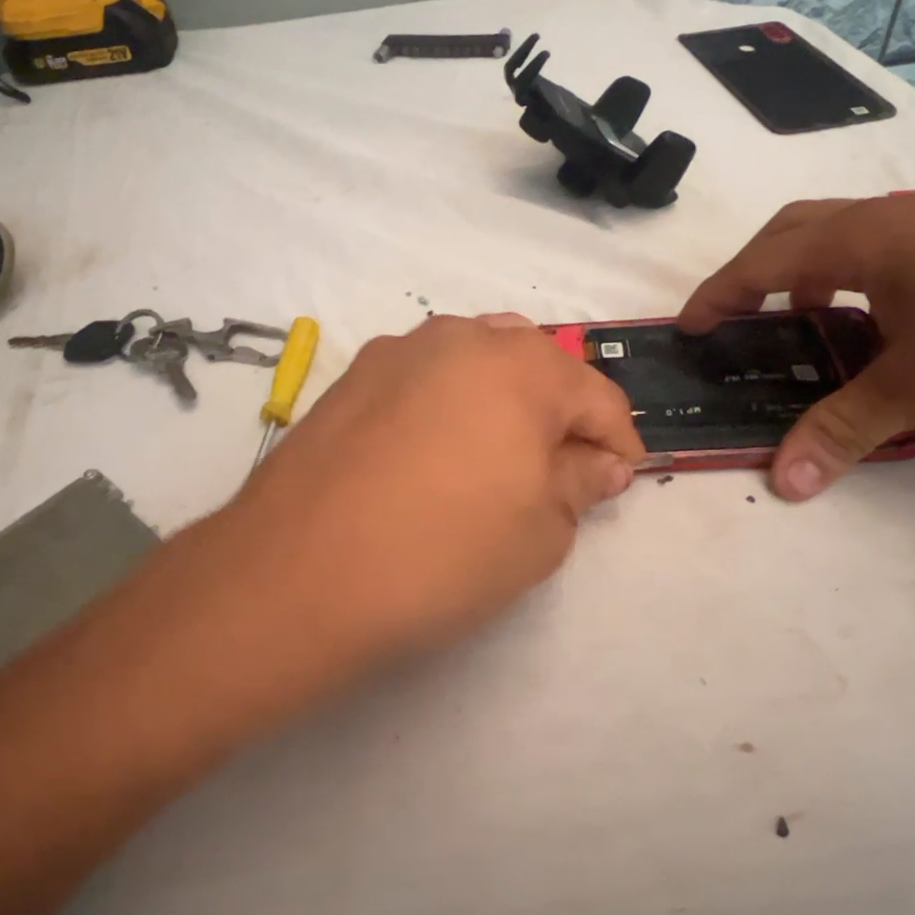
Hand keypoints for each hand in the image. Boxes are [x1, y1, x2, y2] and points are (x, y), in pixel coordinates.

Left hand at [228, 313, 644, 664]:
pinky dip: (443, 408)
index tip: (618, 483)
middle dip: (557, 412)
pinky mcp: (347, 381)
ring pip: (470, 363)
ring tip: (493, 462)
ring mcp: (393, 353)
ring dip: (498, 403)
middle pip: (532, 364)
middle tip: (556, 472)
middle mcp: (457, 339)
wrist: (296, 575)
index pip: (596, 395)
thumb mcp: (538, 535)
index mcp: (520, 366)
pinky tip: (429, 459)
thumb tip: (598, 462)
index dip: (617, 442)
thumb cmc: (441, 554)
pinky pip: (419, 381)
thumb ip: (578, 486)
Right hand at [680, 194, 914, 500]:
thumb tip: (781, 481)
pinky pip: (895, 249)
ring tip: (815, 329)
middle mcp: (899, 219)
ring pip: (852, 235)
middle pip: (800, 227)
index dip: (720, 292)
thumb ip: (845, 430)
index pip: (766, 259)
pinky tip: (892, 328)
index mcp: (869, 241)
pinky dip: (865, 281)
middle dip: (757, 269)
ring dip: (814, 274)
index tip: (689, 325)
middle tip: (739, 316)